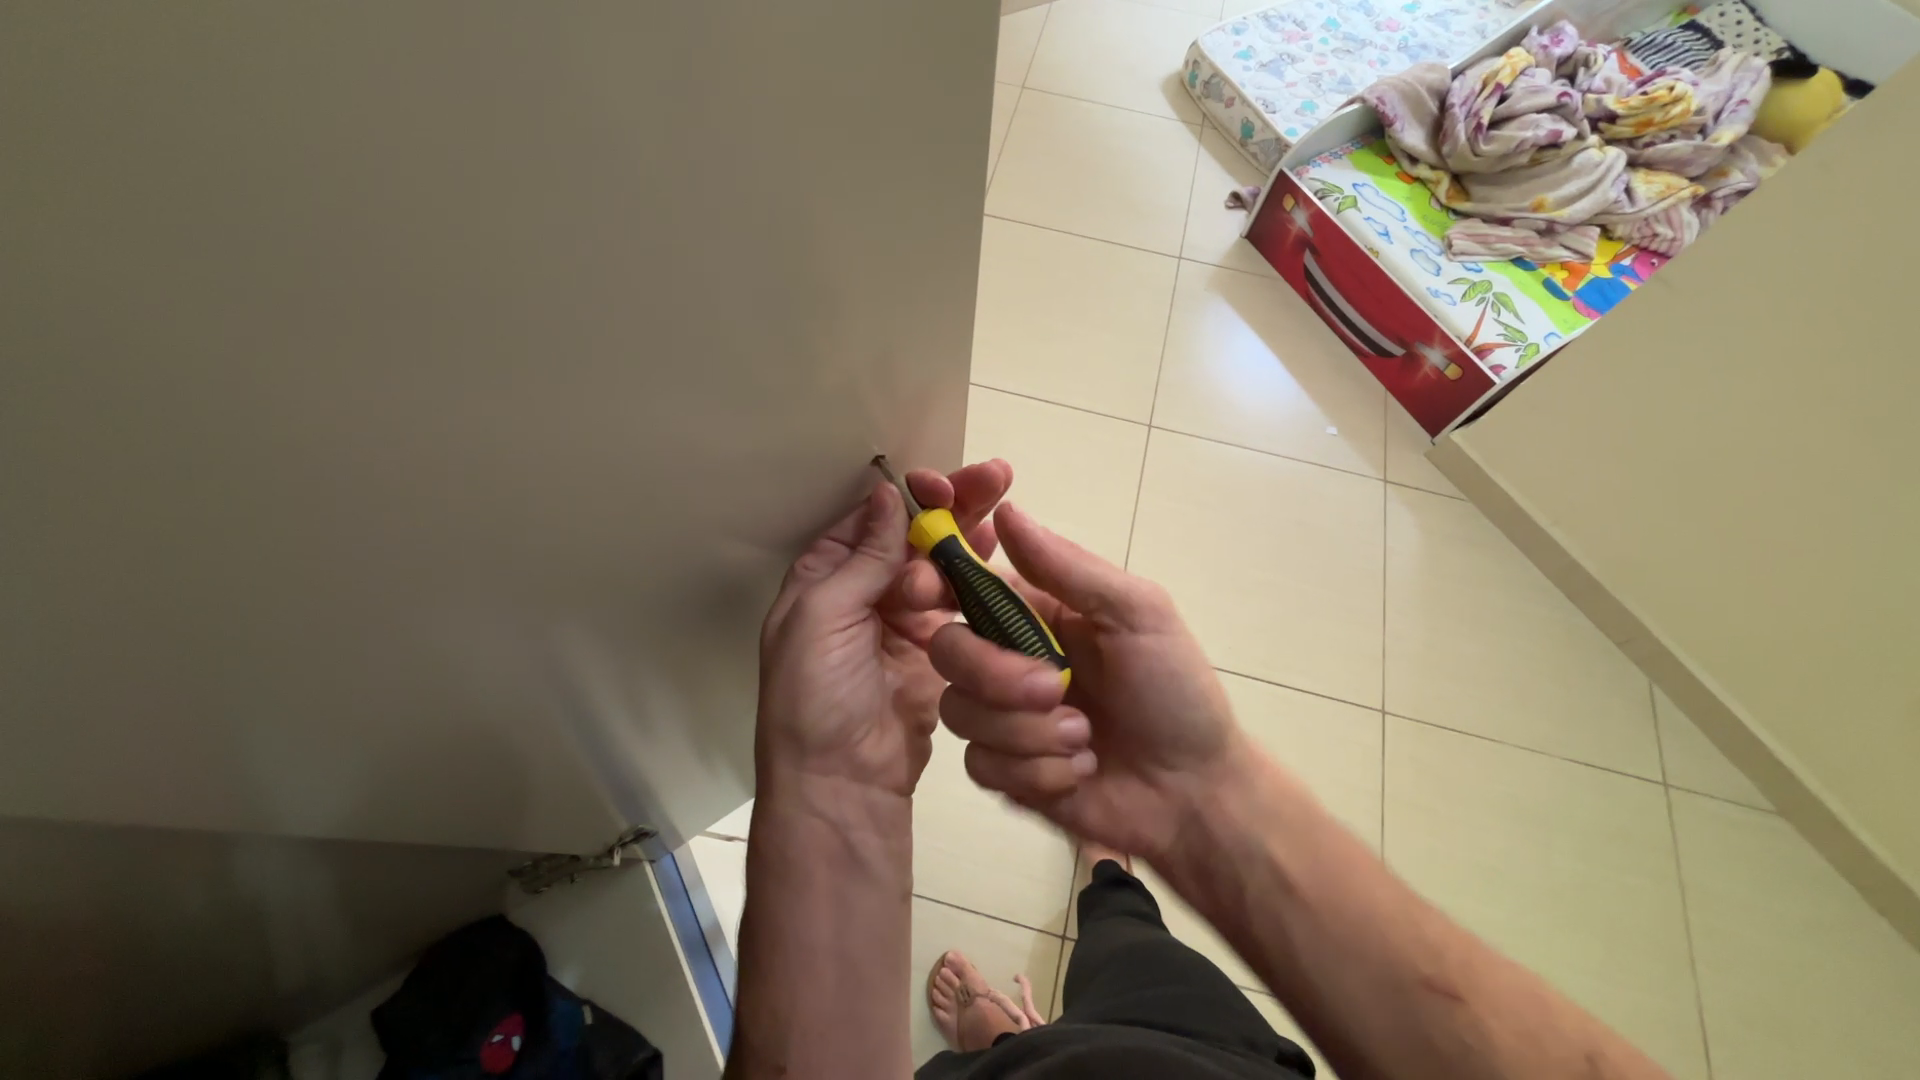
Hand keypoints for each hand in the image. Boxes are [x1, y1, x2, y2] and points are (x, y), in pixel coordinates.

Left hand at [756, 460, 1013, 799]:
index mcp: (825, 577)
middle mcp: (864, 592)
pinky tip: (1000, 558)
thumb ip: (862, 557)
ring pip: (941, 567)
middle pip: (912, 537)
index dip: (908, 497)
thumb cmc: (816, 694)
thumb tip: (886, 493)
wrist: (843, 781)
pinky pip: (960, 607)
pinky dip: (979, 583)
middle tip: (994, 477)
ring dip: (967, 539)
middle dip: (950, 508)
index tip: (943, 482)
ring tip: (1002, 506)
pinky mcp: (936, 651)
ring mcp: (903, 622)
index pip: (872, 520)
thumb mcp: (822, 615)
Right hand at [919, 502, 1249, 863]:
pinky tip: (1081, 771)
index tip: (925, 592)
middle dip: (996, 675)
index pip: (964, 587)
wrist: (1195, 791)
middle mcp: (1009, 659)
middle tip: (1056, 689)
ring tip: (1086, 739)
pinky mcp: (1006, 772)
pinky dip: (1038, 772)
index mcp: (1035, 614)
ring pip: (960, 712)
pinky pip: (982, 765)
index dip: (935, 584)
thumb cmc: (1175, 689)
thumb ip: (1067, 568)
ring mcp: (1003, 718)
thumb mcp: (1137, 614)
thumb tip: (1006, 510)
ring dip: (1029, 732)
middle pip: (948, 650)